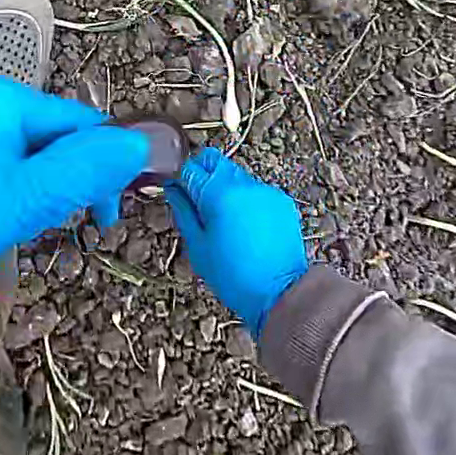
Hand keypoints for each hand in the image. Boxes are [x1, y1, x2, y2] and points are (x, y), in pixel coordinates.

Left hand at [0, 72, 148, 353]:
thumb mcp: (23, 200)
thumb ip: (85, 170)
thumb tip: (142, 144)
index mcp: (5, 99)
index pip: (83, 126)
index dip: (105, 168)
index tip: (105, 216)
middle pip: (61, 138)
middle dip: (71, 182)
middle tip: (61, 225)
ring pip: (38, 154)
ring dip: (47, 191)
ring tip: (28, 225)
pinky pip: (10, 162)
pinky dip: (21, 191)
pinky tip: (8, 218)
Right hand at [167, 148, 308, 333]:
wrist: (280, 292)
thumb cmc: (236, 277)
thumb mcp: (198, 247)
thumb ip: (184, 211)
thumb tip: (173, 189)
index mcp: (220, 194)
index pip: (191, 168)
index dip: (180, 179)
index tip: (177, 191)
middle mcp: (245, 184)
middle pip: (215, 162)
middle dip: (202, 176)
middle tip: (198, 202)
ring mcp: (266, 190)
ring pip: (236, 175)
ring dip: (225, 188)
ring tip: (223, 221)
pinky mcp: (281, 200)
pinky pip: (256, 190)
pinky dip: (246, 200)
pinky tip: (245, 226)